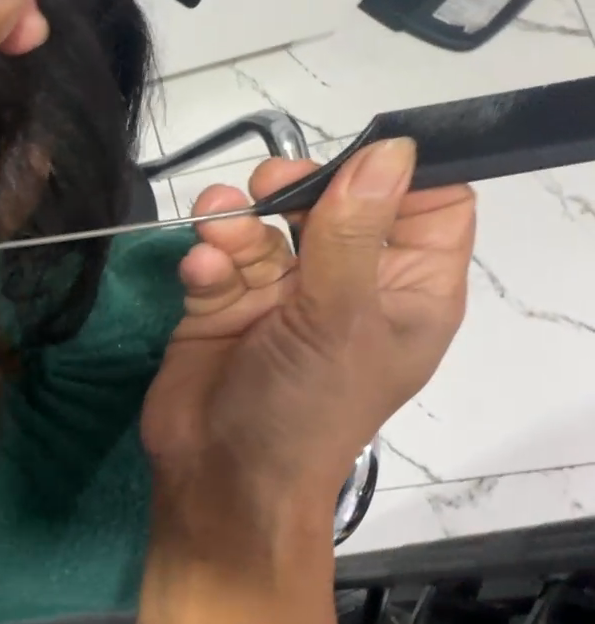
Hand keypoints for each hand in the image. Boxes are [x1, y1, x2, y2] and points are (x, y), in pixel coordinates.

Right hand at [139, 139, 476, 539]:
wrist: (219, 474)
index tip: (356, 158)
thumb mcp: (340, 318)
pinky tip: (198, 270)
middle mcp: (342, 287)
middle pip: (332, 210)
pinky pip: (215, 270)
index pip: (425, 205)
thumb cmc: (303, 406)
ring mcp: (273, 301)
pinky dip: (206, 262)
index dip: (397, 177)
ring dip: (237, 222)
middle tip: (268, 182)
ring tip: (213, 218)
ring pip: (262, 236)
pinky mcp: (216, 313)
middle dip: (300, 191)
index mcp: (405, 288)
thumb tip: (389, 149)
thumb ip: (353, 235)